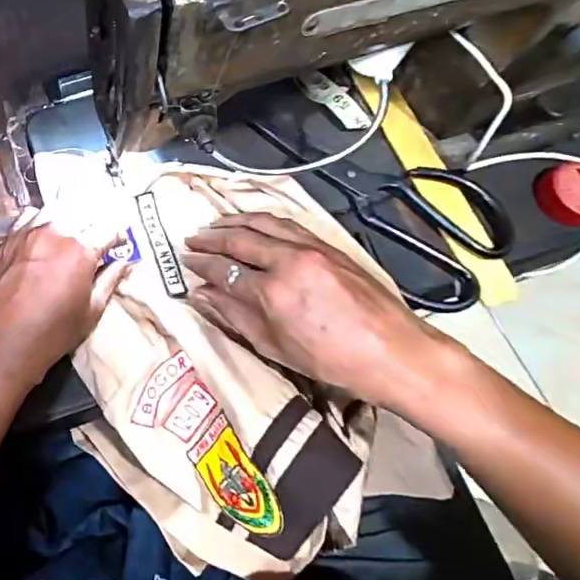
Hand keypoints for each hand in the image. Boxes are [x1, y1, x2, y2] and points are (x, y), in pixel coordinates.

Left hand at [0, 212, 126, 388]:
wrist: (2, 345)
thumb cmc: (53, 334)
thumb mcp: (91, 312)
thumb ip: (109, 280)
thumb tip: (125, 262)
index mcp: (81, 250)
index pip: (108, 228)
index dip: (119, 236)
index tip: (121, 244)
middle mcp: (56, 233)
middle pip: (84, 215)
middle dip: (97, 224)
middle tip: (101, 238)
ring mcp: (28, 233)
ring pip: (57, 211)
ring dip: (71, 217)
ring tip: (76, 231)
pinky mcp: (8, 240)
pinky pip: (30, 217)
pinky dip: (43, 219)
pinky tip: (47, 231)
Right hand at [182, 213, 465, 404]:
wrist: (391, 351)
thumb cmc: (335, 359)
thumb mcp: (275, 347)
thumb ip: (236, 317)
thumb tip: (205, 297)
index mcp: (273, 291)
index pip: (225, 269)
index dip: (202, 265)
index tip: (188, 263)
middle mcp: (290, 261)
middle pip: (240, 239)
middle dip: (212, 238)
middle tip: (193, 239)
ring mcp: (312, 249)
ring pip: (264, 223)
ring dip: (235, 221)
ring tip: (216, 223)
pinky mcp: (329, 247)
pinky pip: (288, 224)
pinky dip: (264, 219)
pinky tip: (255, 222)